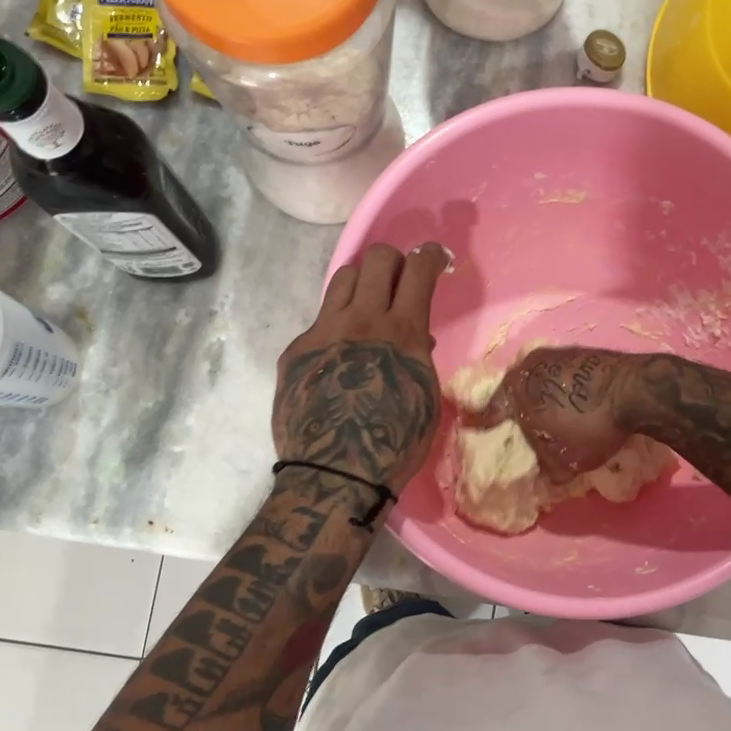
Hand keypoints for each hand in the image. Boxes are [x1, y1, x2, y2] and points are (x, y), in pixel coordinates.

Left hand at [272, 243, 447, 492]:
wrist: (335, 474)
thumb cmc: (395, 445)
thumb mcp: (425, 398)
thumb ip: (418, 357)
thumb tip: (414, 337)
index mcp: (402, 332)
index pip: (418, 269)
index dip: (430, 257)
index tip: (434, 259)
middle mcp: (361, 319)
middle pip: (376, 257)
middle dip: (393, 262)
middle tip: (398, 283)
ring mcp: (323, 331)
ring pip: (343, 278)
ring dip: (361, 284)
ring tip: (365, 309)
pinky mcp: (296, 349)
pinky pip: (319, 321)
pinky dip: (335, 328)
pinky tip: (337, 358)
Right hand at [474, 347, 642, 482]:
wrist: (635, 391)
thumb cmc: (589, 426)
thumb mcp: (564, 461)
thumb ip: (548, 469)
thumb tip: (548, 474)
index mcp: (514, 390)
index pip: (489, 412)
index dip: (482, 425)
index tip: (476, 430)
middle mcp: (529, 366)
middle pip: (513, 390)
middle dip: (513, 407)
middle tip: (515, 424)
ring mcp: (557, 355)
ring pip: (539, 379)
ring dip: (540, 396)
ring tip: (546, 414)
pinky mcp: (582, 353)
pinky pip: (563, 375)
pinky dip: (563, 390)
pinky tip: (573, 403)